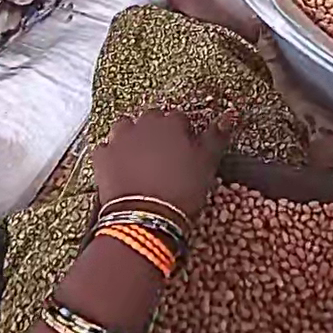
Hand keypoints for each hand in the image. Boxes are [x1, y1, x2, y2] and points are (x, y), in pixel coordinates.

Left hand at [94, 110, 230, 220]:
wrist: (145, 218)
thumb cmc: (182, 190)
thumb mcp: (207, 164)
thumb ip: (216, 137)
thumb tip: (230, 115)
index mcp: (170, 124)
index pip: (179, 118)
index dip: (183, 132)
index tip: (186, 147)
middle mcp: (143, 125)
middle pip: (150, 118)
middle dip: (156, 129)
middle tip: (163, 152)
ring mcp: (120, 140)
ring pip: (124, 127)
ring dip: (130, 135)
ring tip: (138, 154)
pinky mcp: (103, 158)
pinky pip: (105, 149)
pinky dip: (111, 154)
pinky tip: (118, 166)